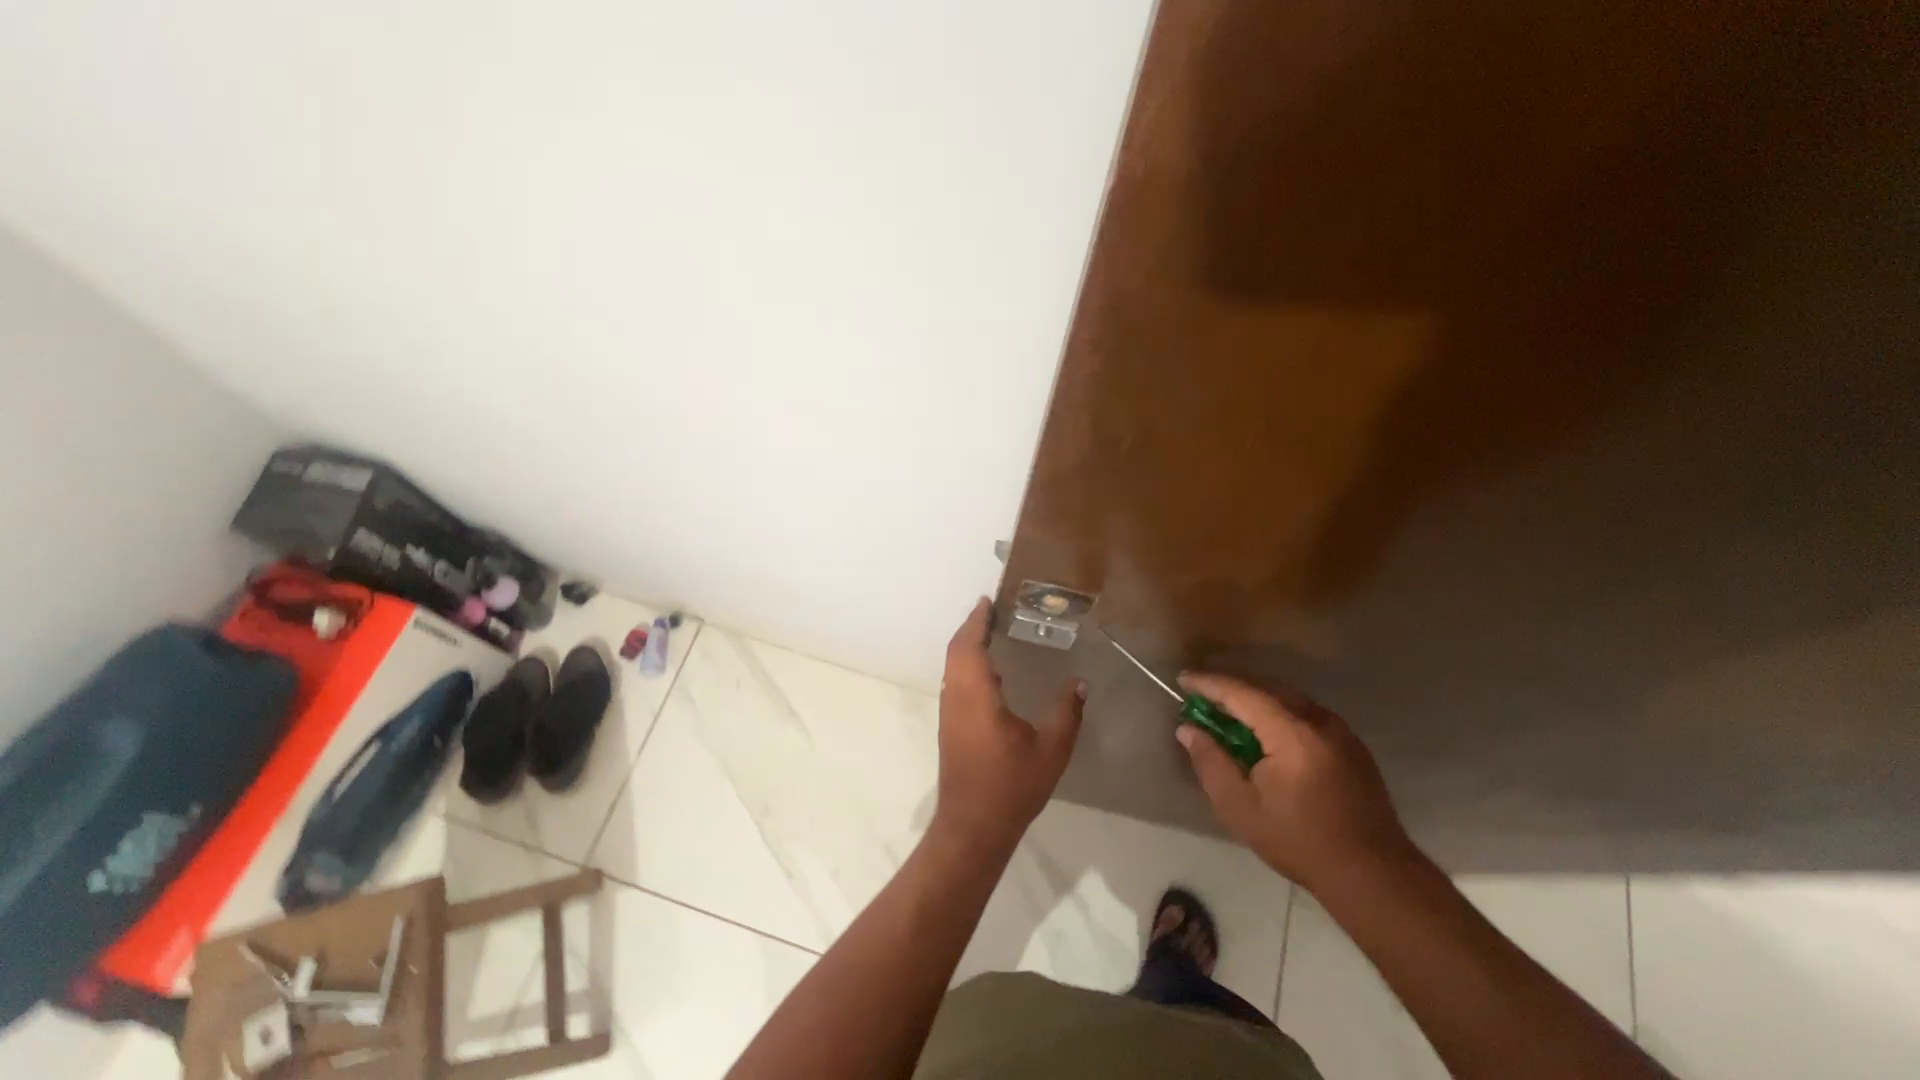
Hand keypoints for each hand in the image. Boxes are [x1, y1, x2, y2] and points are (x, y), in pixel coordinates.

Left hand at [933, 598, 1085, 852]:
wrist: (973, 827)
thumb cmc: (1012, 786)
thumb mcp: (1051, 749)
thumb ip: (1066, 712)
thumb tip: (1080, 683)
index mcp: (976, 697)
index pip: (969, 646)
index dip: (977, 621)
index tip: (988, 601)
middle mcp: (956, 699)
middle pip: (956, 653)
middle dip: (971, 629)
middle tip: (992, 612)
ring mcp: (949, 715)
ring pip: (953, 670)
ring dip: (968, 649)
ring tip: (992, 636)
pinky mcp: (951, 730)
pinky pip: (956, 685)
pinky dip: (968, 668)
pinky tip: (993, 678)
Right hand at [1175, 673, 1410, 892]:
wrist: (1371, 872)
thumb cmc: (1299, 842)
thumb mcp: (1240, 808)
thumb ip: (1211, 763)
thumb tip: (1189, 730)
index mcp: (1293, 734)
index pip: (1243, 694)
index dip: (1210, 684)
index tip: (1183, 680)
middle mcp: (1321, 722)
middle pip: (1269, 688)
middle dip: (1233, 686)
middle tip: (1202, 693)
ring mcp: (1342, 732)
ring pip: (1291, 700)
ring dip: (1257, 699)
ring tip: (1229, 711)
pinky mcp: (1353, 747)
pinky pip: (1307, 715)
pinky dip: (1279, 713)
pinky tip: (1266, 732)